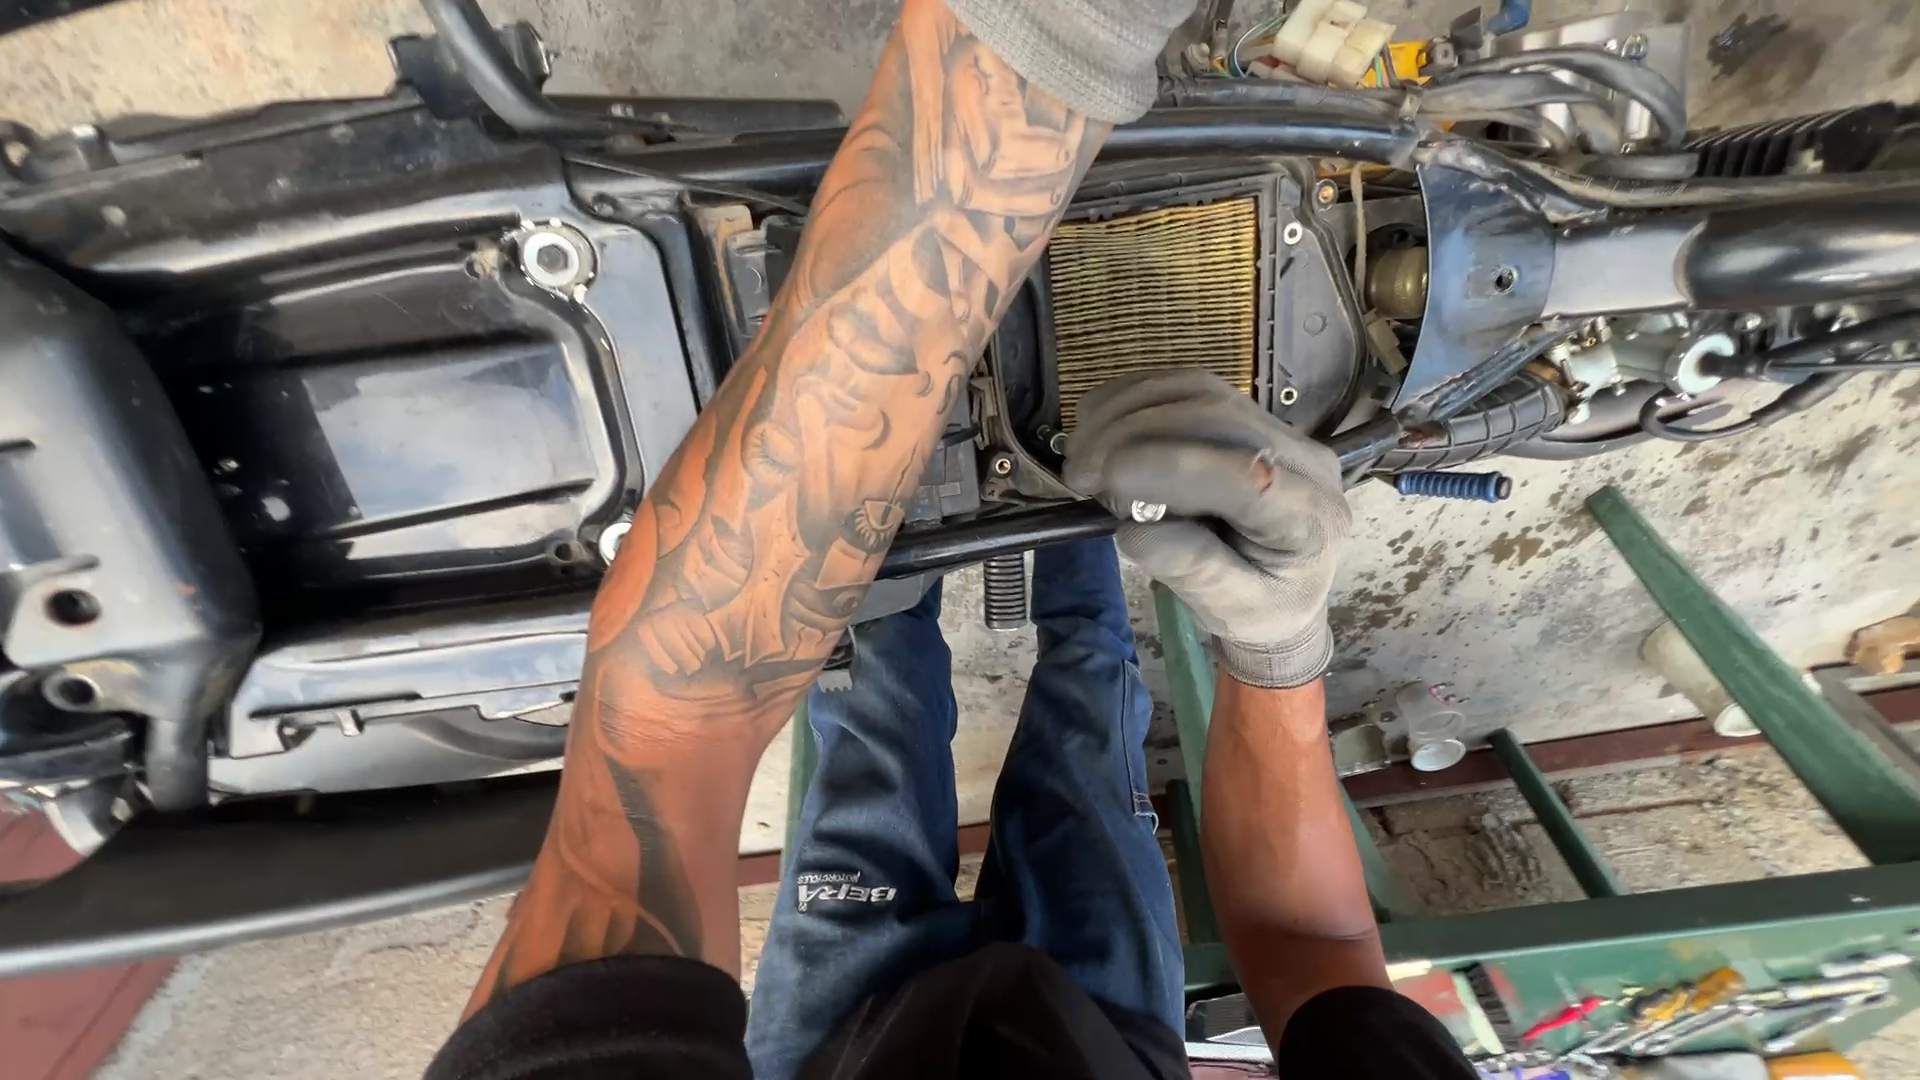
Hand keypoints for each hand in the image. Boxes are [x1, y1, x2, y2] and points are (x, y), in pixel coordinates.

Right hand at [1063, 371, 1351, 687]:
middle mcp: (1301, 459)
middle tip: (1078, 474)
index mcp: (1308, 519)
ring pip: (1195, 390)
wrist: (1280, 590)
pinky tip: (1097, 428)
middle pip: (1215, 416)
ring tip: (1080, 453)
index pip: (1247, 474)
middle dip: (1132, 436)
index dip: (1170, 467)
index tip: (1107, 483)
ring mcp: (1273, 427)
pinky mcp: (1241, 413)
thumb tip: (1134, 532)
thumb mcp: (1232, 611)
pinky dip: (1129, 399)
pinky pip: (1182, 386)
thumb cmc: (1258, 609)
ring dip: (1123, 412)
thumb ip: (1193, 571)